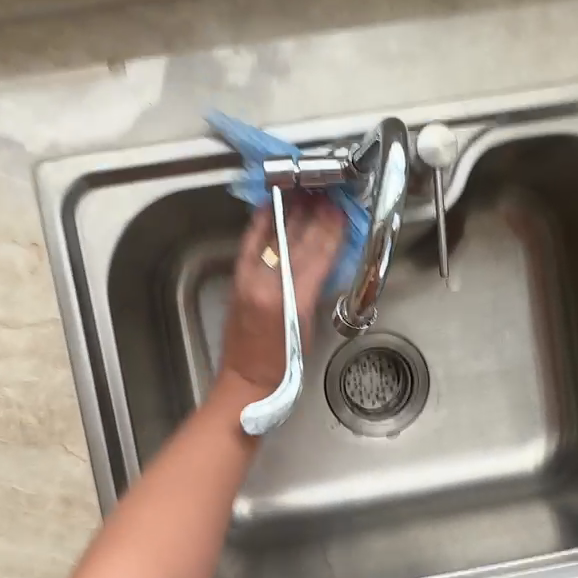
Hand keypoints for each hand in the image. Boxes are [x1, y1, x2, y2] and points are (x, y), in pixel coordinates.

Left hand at [216, 194, 343, 396]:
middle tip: (326, 194)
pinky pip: (251, 246)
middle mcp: (268, 287)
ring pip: (274, 240)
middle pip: (295, 243)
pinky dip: (260, 225)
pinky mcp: (237, 283)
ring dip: (290, 215)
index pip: (315, 257)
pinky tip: (268, 209)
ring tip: (304, 194)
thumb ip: (315, 292)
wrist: (245, 383)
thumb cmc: (282, 366)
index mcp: (291, 302)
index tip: (340, 213)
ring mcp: (249, 282)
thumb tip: (326, 261)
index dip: (329, 232)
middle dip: (312, 216)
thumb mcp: (308, 328)